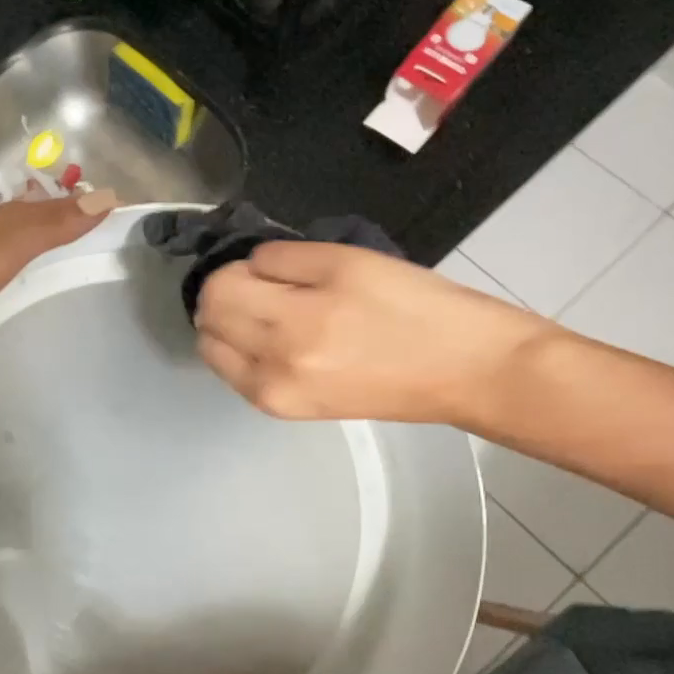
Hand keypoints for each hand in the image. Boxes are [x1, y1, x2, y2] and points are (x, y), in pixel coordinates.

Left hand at [0, 192, 119, 356]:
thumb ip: (44, 228)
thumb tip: (105, 197)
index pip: (33, 208)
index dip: (67, 207)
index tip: (106, 213)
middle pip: (14, 230)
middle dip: (49, 230)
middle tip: (89, 241)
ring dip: (26, 260)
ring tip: (59, 271)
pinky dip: (5, 287)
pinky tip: (11, 302)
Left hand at [193, 241, 554, 423]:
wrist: (466, 372)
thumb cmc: (415, 307)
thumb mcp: (349, 261)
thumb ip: (285, 260)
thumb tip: (248, 266)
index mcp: (290, 324)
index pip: (217, 290)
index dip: (233, 269)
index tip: (264, 266)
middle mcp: (270, 367)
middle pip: (208, 322)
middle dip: (224, 295)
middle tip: (266, 286)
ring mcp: (273, 396)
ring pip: (214, 350)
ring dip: (227, 325)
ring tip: (272, 313)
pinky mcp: (285, 413)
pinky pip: (235, 375)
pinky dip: (240, 352)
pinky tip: (275, 341)